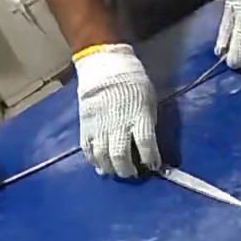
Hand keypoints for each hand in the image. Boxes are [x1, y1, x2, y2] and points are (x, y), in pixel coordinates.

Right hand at [75, 44, 159, 178]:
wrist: (104, 67)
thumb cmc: (132, 84)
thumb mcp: (148, 101)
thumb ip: (146, 123)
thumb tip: (145, 145)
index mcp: (138, 116)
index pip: (146, 144)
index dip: (151, 159)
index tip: (154, 166)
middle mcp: (119, 125)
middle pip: (121, 156)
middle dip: (128, 170)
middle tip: (132, 173)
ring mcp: (100, 128)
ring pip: (104, 158)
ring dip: (111, 169)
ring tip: (116, 172)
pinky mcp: (86, 128)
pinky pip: (89, 151)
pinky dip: (95, 162)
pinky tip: (101, 166)